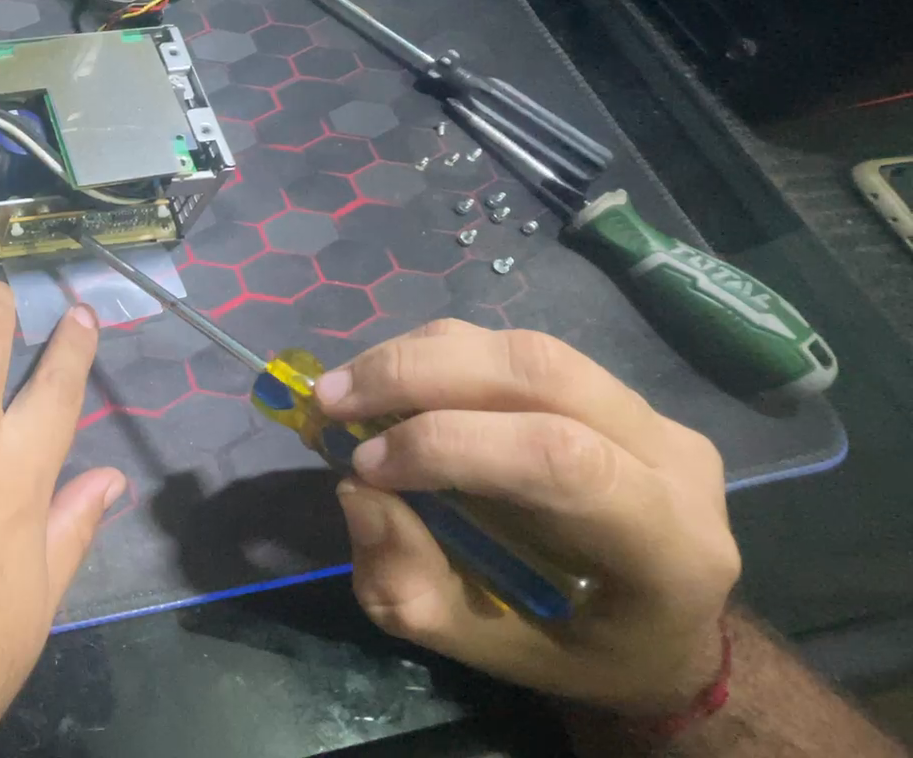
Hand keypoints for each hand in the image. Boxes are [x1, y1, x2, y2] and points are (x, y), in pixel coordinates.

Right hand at [317, 320, 739, 715]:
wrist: (656, 628)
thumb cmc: (572, 648)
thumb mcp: (481, 649)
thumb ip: (410, 585)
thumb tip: (357, 491)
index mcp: (665, 546)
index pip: (561, 460)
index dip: (448, 445)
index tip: (363, 466)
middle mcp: (670, 459)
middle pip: (537, 372)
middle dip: (414, 376)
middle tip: (328, 400)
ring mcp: (643, 413)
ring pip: (516, 348)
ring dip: (411, 357)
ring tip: (341, 387)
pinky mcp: (602, 388)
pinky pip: (505, 347)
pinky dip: (427, 354)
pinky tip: (382, 382)